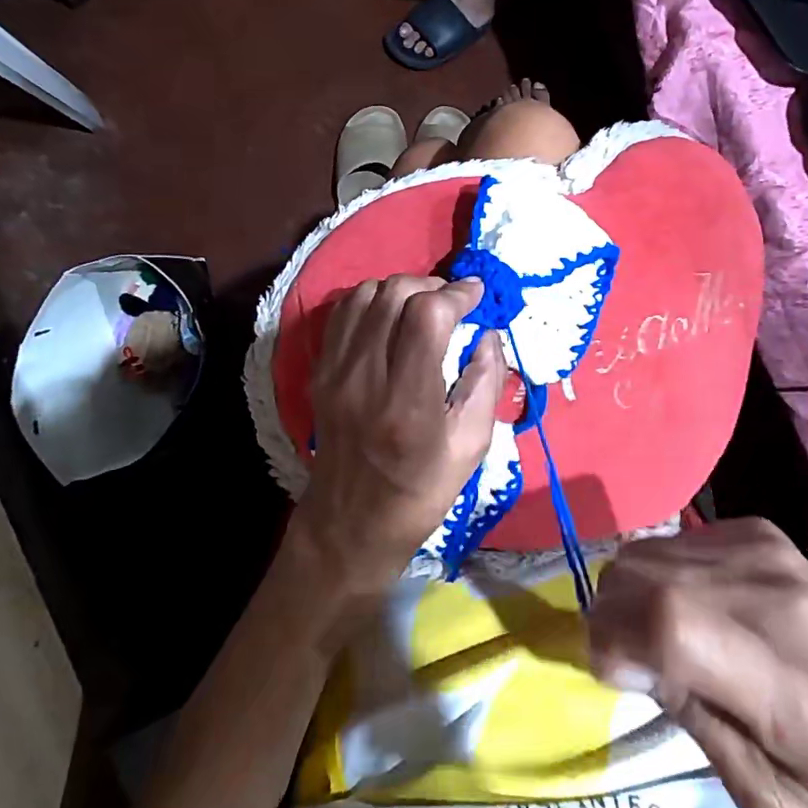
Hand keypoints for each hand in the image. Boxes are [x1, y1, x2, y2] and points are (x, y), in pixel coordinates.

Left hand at [290, 275, 504, 596]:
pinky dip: (370, 301)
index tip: (476, 296)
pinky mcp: (320, 371)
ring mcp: (335, 371)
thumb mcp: (471, 446)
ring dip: (400, 289)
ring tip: (423, 306)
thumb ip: (486, 383)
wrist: (351, 522)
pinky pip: (342, 313)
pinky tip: (389, 317)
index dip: (457, 294)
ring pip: (364, 294)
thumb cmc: (420, 491)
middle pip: (394, 293)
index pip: (427, 315)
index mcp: (408, 401)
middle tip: (453, 301)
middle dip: (431, 286)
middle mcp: (365, 376)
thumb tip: (487, 334)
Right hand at [587, 519, 807, 807]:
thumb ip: (694, 724)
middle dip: (610, 617)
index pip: (675, 623)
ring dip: (630, 594)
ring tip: (660, 637)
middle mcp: (778, 600)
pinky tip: (692, 607)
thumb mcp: (772, 805)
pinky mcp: (763, 533)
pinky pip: (672, 540)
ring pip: (645, 552)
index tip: (611, 672)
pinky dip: (660, 573)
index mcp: (790, 688)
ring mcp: (770, 555)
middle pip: (643, 576)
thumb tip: (624, 655)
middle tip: (631, 661)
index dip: (616, 637)